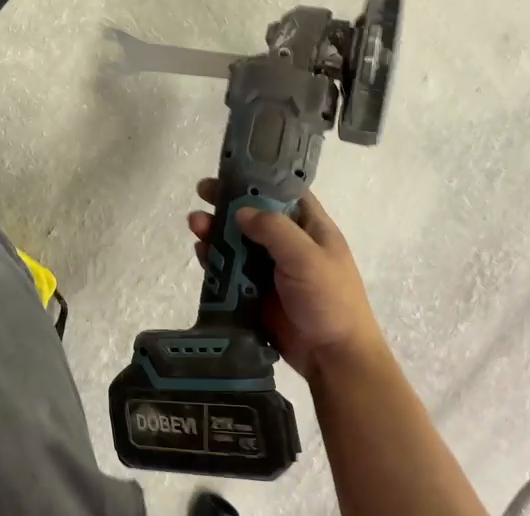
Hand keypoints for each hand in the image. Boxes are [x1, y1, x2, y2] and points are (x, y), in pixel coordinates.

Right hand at [186, 179, 385, 381]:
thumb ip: (274, 229)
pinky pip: (228, 268)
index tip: (231, 170)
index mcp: (312, 230)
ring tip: (195, 225)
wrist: (333, 359)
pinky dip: (212, 258)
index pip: (285, 193)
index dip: (259, 179)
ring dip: (214, 230)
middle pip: (253, 214)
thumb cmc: (330, 301)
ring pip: (236, 240)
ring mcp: (271, 268)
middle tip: (202, 193)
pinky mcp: (254, 290)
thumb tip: (241, 212)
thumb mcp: (307, 257)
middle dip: (227, 203)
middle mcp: (290, 244)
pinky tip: (200, 252)